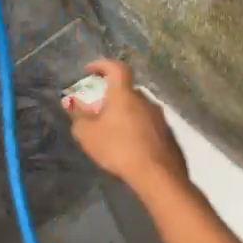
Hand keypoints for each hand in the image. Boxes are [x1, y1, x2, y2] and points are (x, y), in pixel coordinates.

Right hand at [64, 59, 189, 197]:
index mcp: (124, 95)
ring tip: (113, 130)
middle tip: (99, 109)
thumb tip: (72, 104)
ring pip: (139, 108)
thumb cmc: (118, 149)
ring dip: (125, 114)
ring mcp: (161, 118)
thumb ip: (78, 116)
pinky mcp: (170, 136)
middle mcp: (145, 101)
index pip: (116, 68)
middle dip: (112, 95)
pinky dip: (138, 128)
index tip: (89, 71)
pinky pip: (149, 124)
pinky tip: (130, 146)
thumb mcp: (86, 134)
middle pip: (127, 90)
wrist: (159, 177)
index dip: (102, 65)